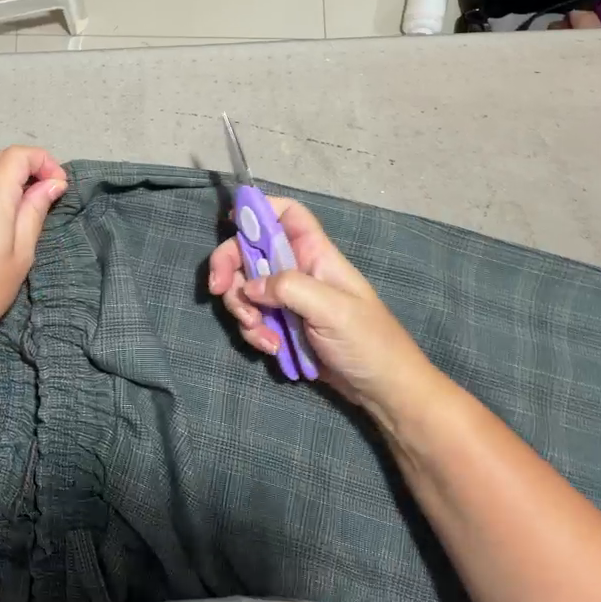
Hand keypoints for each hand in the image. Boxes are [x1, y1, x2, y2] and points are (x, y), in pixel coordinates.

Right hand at [207, 197, 439, 412]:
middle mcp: (297, 270)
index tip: (230, 225)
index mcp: (315, 254)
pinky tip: (272, 348)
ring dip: (242, 310)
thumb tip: (249, 286)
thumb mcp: (333, 310)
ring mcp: (288, 299)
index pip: (286, 214)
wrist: (383, 390)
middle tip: (217, 290)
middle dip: (229, 268)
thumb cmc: (369, 343)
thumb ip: (289, 287)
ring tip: (262, 334)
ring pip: (245, 288)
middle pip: (250, 251)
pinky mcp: (283, 325)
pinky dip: (254, 332)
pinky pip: (253, 318)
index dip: (258, 210)